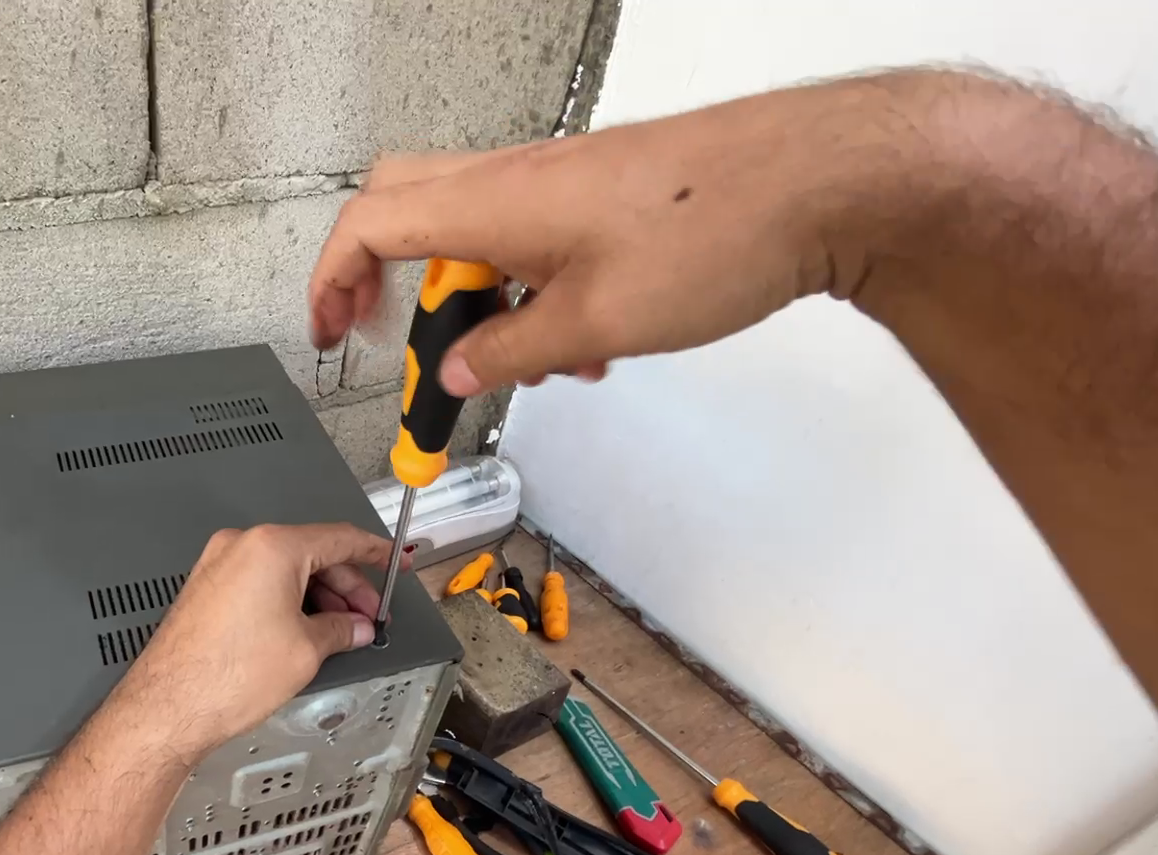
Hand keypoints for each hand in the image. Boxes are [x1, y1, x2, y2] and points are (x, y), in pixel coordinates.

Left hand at [102, 524, 397, 765]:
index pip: (339, 538)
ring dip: (318, 597)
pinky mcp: (207, 587)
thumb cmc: (225, 677)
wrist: (168, 707)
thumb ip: (340, 630)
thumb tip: (354, 627)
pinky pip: (260, 582)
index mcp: (271, 547)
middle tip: (369, 618)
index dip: (376, 553)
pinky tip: (305, 629)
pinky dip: (288, 600)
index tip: (395, 562)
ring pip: (286, 569)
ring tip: (339, 632)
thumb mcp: (306, 650)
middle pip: (312, 553)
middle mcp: (241, 545)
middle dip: (346, 587)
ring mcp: (219, 564)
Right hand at [308, 73, 947, 395]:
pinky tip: (565, 344)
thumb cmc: (715, 233)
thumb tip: (457, 372)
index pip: (368, 227)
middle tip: (377, 329)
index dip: (331, 281)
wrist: (828, 180)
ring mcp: (547, 184)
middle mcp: (508, 181)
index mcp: (490, 204)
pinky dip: (514, 292)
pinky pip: (517, 240)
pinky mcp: (584, 197)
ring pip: (459, 232)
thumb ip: (506, 353)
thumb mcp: (591, 325)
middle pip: (396, 207)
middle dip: (373, 275)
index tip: (328, 332)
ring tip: (504, 359)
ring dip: (461, 299)